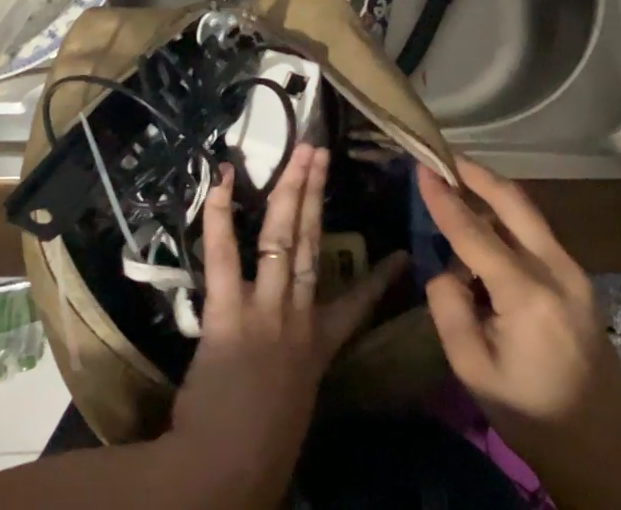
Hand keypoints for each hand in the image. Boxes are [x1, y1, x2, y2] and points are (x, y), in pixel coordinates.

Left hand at [169, 143, 408, 503]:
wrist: (228, 469)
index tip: (400, 255)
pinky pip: (224, 255)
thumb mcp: (292, 405)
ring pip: (283, 238)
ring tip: (298, 153)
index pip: (358, 304)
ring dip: (290, 190)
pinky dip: (220, 215)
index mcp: (319, 346)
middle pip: (312, 243)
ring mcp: (266, 311)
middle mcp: (298, 318)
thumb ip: (294, 372)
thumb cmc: (260, 449)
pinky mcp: (229, 312)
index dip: (380, 278)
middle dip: (317, 194)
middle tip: (320, 153)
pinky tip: (222, 180)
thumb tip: (287, 362)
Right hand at [419, 159, 620, 506]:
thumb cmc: (529, 413)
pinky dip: (510, 222)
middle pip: (515, 204)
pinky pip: (539, 238)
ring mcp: (575, 274)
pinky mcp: (580, 284)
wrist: (600, 447)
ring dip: (495, 195)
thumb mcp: (472, 369)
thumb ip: (450, 309)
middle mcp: (558, 271)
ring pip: (530, 217)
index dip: (445, 200)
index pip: (475, 233)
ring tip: (460, 182)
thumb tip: (447, 271)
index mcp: (528, 294)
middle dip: (479, 175)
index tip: (422, 168)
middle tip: (446, 156)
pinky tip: (487, 228)